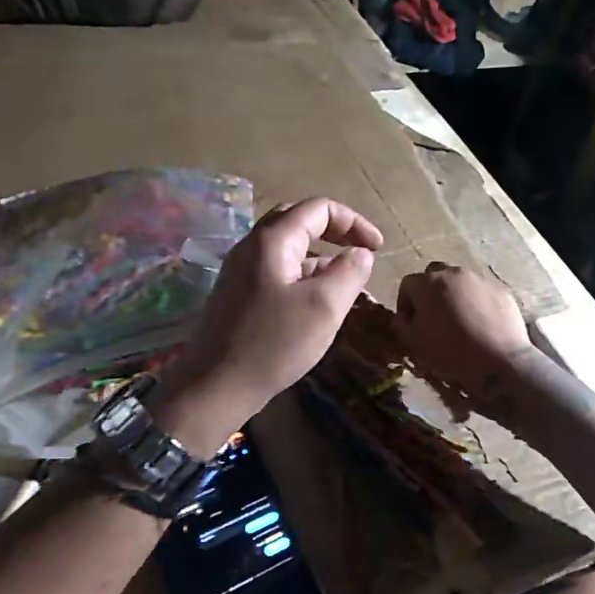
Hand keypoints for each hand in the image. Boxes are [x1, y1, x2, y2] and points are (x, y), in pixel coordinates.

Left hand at [152, 198, 383, 452]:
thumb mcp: (324, 307)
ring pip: (287, 250)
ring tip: (346, 284)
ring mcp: (241, 272)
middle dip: (335, 233)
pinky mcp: (238, 295)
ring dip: (320, 258)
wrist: (217, 385)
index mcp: (272, 241)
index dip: (354, 222)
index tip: (378, 248)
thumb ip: (349, 273)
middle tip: (361, 254)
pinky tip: (316, 303)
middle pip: (298, 221)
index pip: (318, 209)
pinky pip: (277, 272)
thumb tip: (361, 254)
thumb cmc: (274, 343)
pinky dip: (303, 277)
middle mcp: (252, 247)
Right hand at [394, 263, 535, 409]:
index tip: (410, 322)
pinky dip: (476, 302)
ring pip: (460, 282)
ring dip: (454, 296)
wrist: (499, 361)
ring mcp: (480, 280)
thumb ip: (402, 324)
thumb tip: (404, 316)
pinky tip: (480, 324)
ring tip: (459, 320)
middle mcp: (454, 273)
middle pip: (435, 276)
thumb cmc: (450, 352)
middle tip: (434, 317)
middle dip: (430, 293)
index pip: (407, 284)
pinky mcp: (501, 290)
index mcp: (428, 283)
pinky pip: (481, 292)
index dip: (405, 304)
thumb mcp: (414, 343)